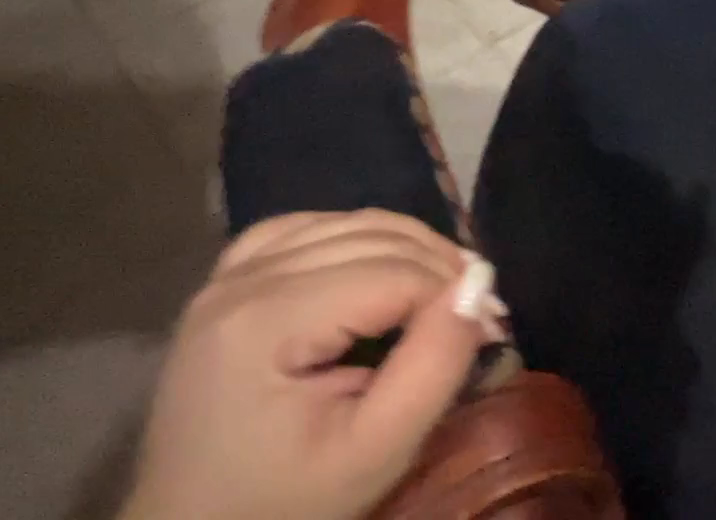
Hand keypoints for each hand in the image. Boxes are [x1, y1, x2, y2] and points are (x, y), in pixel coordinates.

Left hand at [120, 210, 505, 519]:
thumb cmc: (290, 498)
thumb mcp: (381, 448)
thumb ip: (436, 362)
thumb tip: (480, 283)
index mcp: (267, 323)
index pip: (400, 273)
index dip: (456, 296)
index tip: (488, 335)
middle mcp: (242, 282)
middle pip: (382, 238)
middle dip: (443, 270)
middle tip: (474, 317)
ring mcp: (228, 276)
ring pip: (356, 223)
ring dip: (412, 250)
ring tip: (438, 296)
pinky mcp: (227, 279)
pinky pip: (312, 226)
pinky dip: (360, 236)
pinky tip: (377, 269)